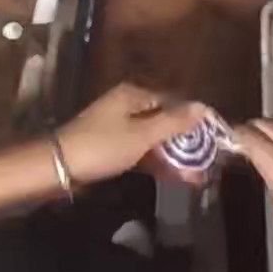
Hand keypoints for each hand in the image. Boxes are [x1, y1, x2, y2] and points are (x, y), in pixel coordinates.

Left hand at [56, 84, 208, 185]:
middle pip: (165, 120)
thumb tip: (204, 106)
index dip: (194, 119)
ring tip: (196, 175)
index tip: (214, 139)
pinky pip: (142, 150)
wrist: (58, 167)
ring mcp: (119, 126)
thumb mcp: (141, 135)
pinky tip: (174, 177)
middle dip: (186, 142)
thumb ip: (173, 122)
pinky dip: (157, 162)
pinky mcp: (112, 146)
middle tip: (207, 162)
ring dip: (173, 155)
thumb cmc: (102, 146)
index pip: (174, 101)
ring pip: (154, 138)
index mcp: (134, 95)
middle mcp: (128, 105)